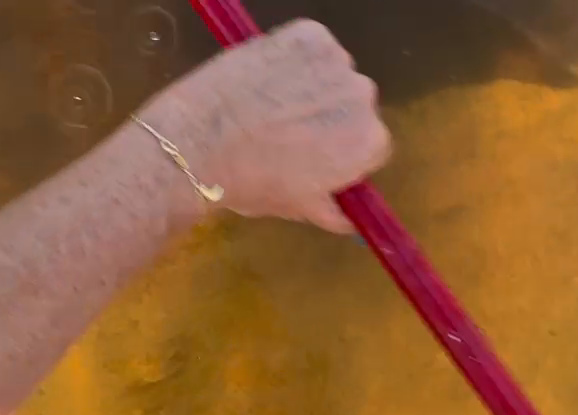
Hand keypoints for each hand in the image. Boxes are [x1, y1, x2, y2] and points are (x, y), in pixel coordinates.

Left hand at [139, 19, 391, 232]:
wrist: (204, 141)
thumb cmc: (254, 182)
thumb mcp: (298, 208)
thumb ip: (334, 213)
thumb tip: (349, 218)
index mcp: (368, 143)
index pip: (373, 148)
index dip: (346, 157)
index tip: (321, 162)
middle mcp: (363, 95)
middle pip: (355, 108)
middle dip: (331, 121)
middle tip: (290, 138)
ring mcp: (336, 60)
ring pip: (333, 77)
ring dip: (313, 90)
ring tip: (273, 112)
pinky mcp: (308, 34)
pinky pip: (312, 50)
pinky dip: (294, 63)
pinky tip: (267, 84)